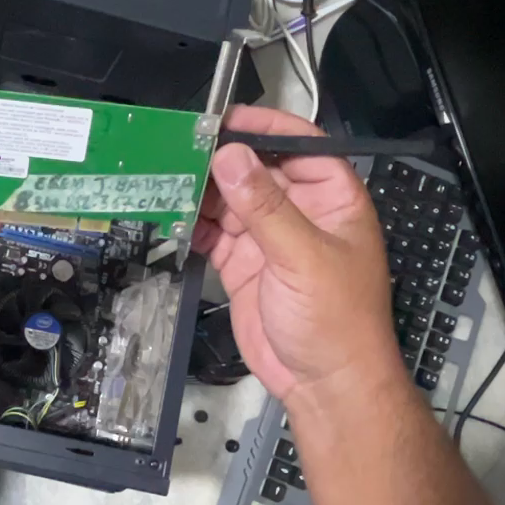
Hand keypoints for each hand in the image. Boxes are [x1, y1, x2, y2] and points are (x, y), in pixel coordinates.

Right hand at [191, 106, 403, 403]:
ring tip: (166, 178)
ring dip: (200, 191)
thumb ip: (265, 207)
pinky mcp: (242, 263)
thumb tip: (232, 158)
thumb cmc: (338, 322)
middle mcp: (298, 212)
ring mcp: (267, 238)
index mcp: (330, 199)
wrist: (323, 383)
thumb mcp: (303, 256)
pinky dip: (192, 225)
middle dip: (220, 160)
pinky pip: (213, 233)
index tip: (223, 121)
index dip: (263, 127)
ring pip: (229, 200)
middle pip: (255, 170)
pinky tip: (171, 216)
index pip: (297, 145)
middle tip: (179, 149)